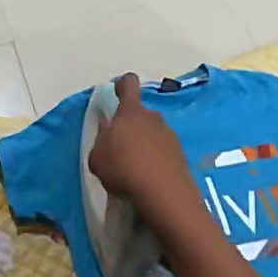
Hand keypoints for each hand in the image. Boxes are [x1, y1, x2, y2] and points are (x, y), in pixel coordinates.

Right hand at [88, 73, 199, 232]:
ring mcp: (169, 134)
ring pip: (153, 132)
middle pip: (140, 113)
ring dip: (144, 143)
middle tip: (120, 147)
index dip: (123, 84)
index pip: (129, 84)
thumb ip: (101, 139)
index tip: (117, 91)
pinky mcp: (180, 153)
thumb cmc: (123, 168)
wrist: (163, 192)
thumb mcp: (97, 157)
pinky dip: (156, 158)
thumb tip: (107, 127)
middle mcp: (153, 117)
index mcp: (130, 112)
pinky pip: (163, 149)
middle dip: (131, 125)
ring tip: (134, 167)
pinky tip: (148, 176)